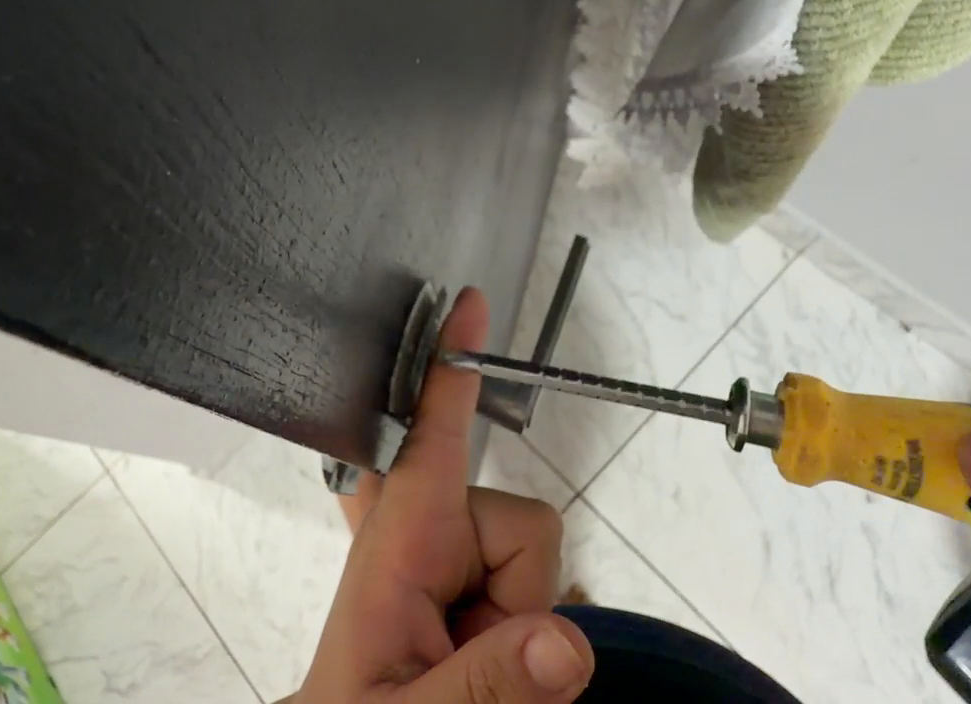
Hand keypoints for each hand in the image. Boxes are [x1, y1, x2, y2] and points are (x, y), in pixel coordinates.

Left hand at [293, 288, 594, 703]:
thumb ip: (489, 681)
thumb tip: (570, 642)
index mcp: (401, 543)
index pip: (431, 436)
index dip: (452, 368)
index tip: (468, 304)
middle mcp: (432, 536)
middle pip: (526, 526)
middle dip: (522, 593)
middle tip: (470, 657)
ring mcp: (457, 562)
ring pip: (542, 564)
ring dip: (522, 627)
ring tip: (467, 669)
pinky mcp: (477, 590)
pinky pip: (540, 591)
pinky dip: (529, 632)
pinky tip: (483, 661)